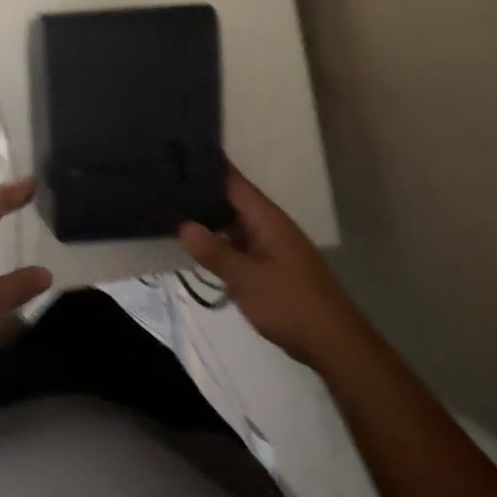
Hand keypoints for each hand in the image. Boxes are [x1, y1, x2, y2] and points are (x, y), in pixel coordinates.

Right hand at [178, 164, 365, 365]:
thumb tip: (183, 225)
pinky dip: (220, 242)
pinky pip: (240, 244)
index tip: (177, 152)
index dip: (208, 166)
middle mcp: (271, 227)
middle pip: (233, 200)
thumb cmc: (290, 305)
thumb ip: (214, 252)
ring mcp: (274, 247)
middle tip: (162, 181)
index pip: (234, 182)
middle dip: (202, 191)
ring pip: (235, 224)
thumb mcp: (246, 279)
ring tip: (170, 208)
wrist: (334, 344)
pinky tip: (197, 246)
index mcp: (268, 220)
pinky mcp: (273, 268)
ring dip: (209, 218)